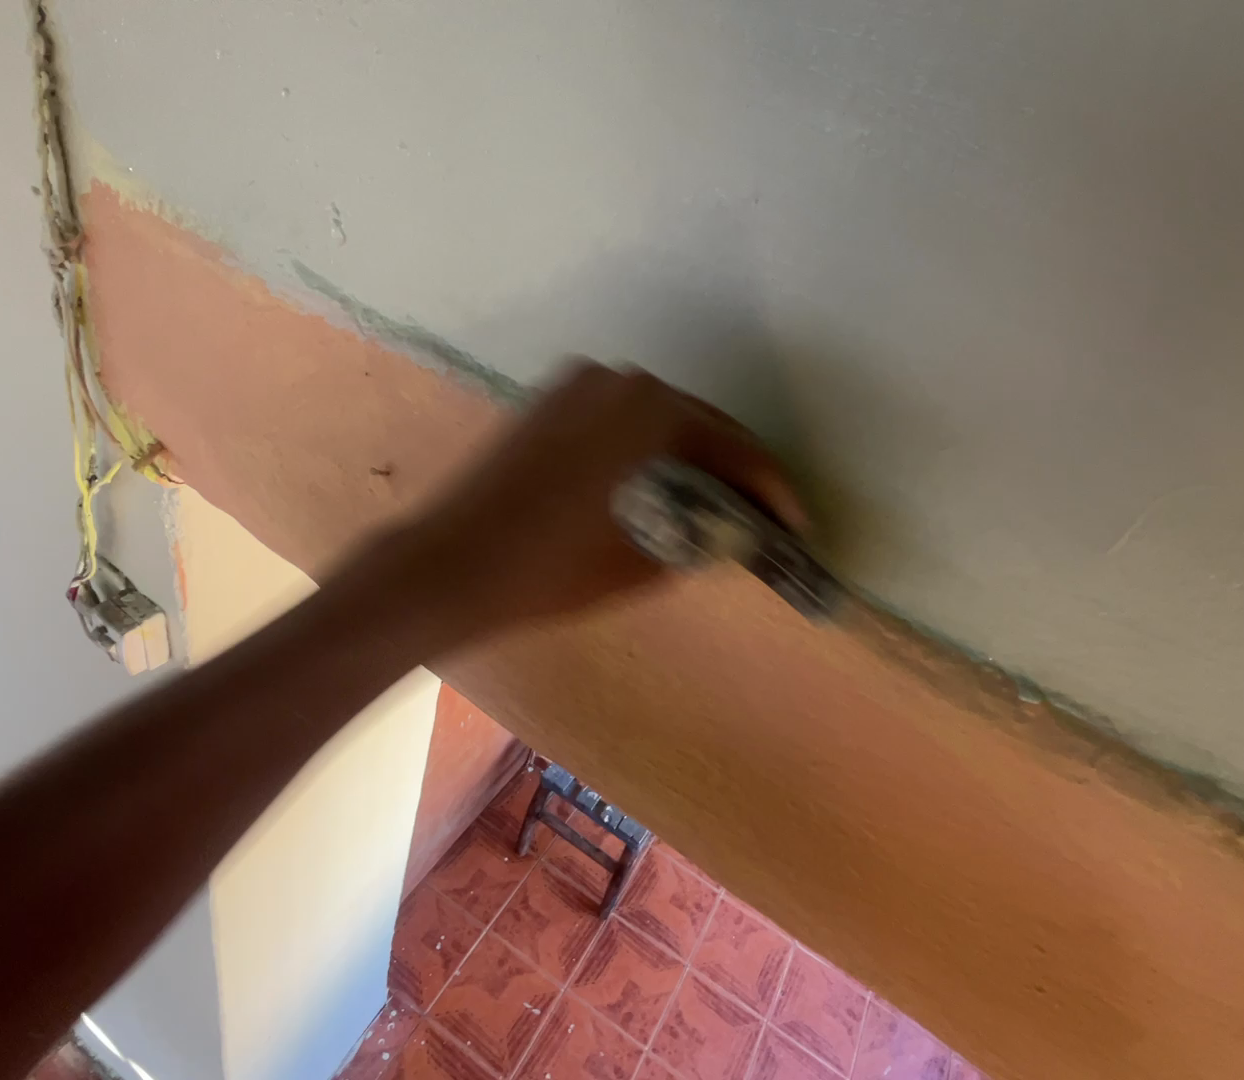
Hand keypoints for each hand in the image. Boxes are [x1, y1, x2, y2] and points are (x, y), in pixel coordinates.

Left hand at [358, 358, 806, 642]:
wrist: (448, 563)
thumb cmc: (547, 568)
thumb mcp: (637, 564)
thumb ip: (696, 542)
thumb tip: (728, 537)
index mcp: (649, 411)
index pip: (732, 448)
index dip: (771, 491)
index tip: (795, 527)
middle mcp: (618, 381)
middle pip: (699, 424)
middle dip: (735, 469)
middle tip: (763, 514)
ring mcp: (578, 385)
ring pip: (658, 417)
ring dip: (692, 454)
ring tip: (718, 500)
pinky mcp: (549, 401)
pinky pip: (620, 418)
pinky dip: (649, 446)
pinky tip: (661, 481)